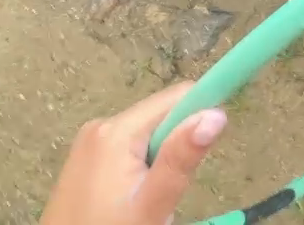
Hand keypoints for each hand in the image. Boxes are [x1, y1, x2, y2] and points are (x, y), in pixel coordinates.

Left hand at [40, 82, 227, 224]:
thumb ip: (181, 159)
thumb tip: (219, 113)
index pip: (179, 97)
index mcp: (116, 130)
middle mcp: (101, 125)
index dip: (200, 117)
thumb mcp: (150, 207)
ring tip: (146, 201)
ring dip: (159, 160)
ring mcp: (89, 142)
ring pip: (148, 133)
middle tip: (166, 193)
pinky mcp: (84, 159)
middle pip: (162, 115)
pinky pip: (129, 147)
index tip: (206, 152)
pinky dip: (140, 167)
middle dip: (175, 147)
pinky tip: (129, 200)